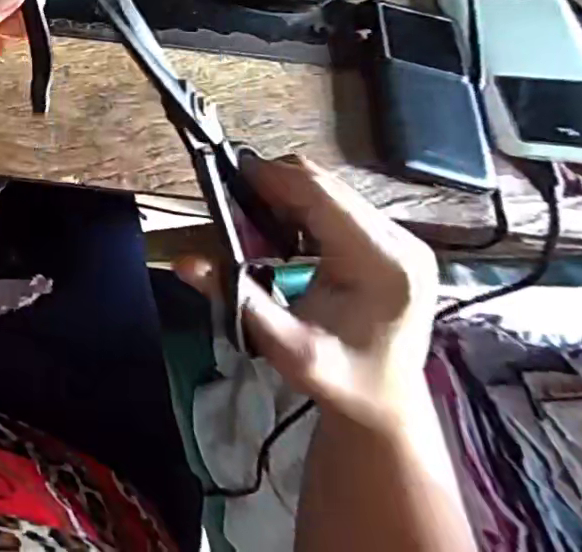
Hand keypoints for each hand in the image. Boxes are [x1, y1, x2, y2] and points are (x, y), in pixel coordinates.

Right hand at [179, 156, 438, 433]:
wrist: (385, 405)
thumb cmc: (339, 376)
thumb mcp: (282, 343)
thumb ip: (235, 297)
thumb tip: (184, 262)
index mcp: (380, 262)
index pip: (319, 192)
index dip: (268, 177)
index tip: (221, 178)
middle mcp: (398, 243)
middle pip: (321, 182)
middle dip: (268, 188)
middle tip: (232, 220)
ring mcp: (398, 240)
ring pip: (323, 187)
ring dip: (279, 198)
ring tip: (253, 235)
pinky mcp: (388, 242)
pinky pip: (332, 202)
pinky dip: (294, 208)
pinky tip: (278, 239)